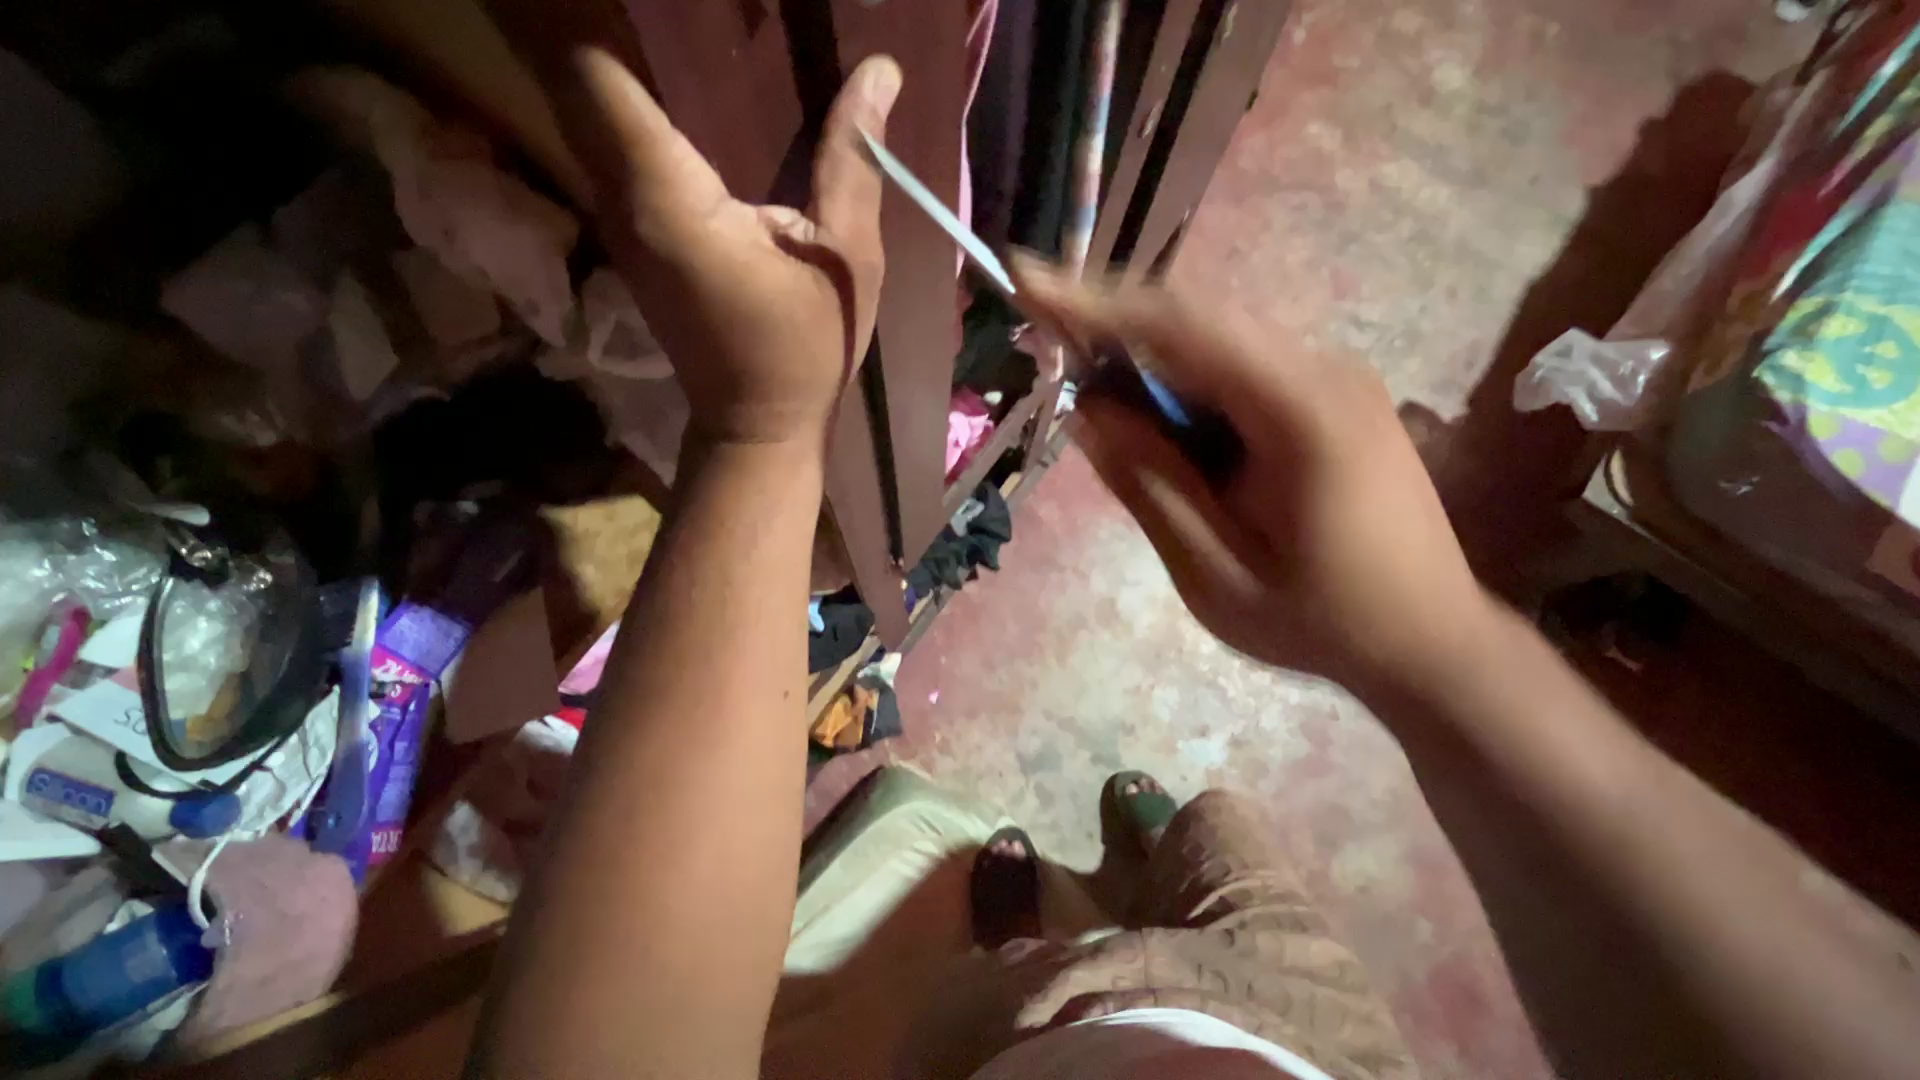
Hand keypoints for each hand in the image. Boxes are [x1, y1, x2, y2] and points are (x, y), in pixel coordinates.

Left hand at [538, 48, 900, 447]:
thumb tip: (880, 71)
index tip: (660, 2)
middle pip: (569, 76)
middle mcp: (621, 198)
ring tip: (660, 26)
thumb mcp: (848, 257)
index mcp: (670, 197)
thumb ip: (852, 159)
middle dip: (589, 20)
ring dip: (601, 53)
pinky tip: (668, 78)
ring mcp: (616, 218)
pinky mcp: (628, 232)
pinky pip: (604, 142)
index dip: (601, 14)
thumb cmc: (806, 348)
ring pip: (578, 107)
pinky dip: (619, 97)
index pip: (593, 70)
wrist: (756, 423)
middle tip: (670, 9)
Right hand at [1011, 259, 1491, 689]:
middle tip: (1051, 345)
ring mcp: (1337, 378)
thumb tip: (1088, 410)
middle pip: (1198, 321)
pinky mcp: (1335, 396)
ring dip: (1151, 359)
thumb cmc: (1320, 619)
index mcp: (1300, 409)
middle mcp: (1324, 369)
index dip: (1094, 303)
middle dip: (1115, 327)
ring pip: (1218, 342)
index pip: (1180, 328)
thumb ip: (1149, 486)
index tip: (1027, 281)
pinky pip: (1243, 367)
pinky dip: (1188, 381)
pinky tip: (1164, 420)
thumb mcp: (1215, 573)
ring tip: (1099, 392)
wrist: (1429, 639)